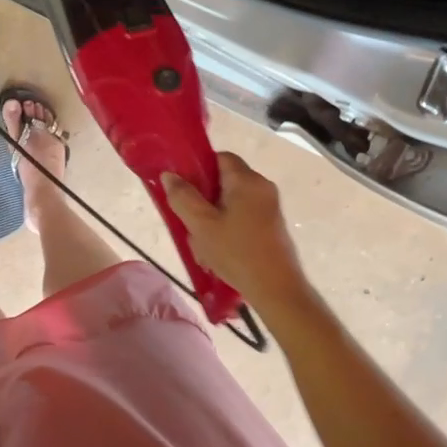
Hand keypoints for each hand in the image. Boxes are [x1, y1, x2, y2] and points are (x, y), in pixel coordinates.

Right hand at [162, 152, 312, 311]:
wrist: (277, 289)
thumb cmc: (237, 253)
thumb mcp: (201, 225)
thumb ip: (183, 197)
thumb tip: (169, 174)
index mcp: (247, 180)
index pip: (220, 157)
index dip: (198, 168)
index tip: (183, 188)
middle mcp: (262, 187)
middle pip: (225, 179)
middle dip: (203, 197)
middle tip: (187, 217)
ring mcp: (270, 207)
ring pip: (232, 200)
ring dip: (213, 215)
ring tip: (201, 239)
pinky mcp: (272, 225)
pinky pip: (244, 215)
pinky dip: (228, 225)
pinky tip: (218, 249)